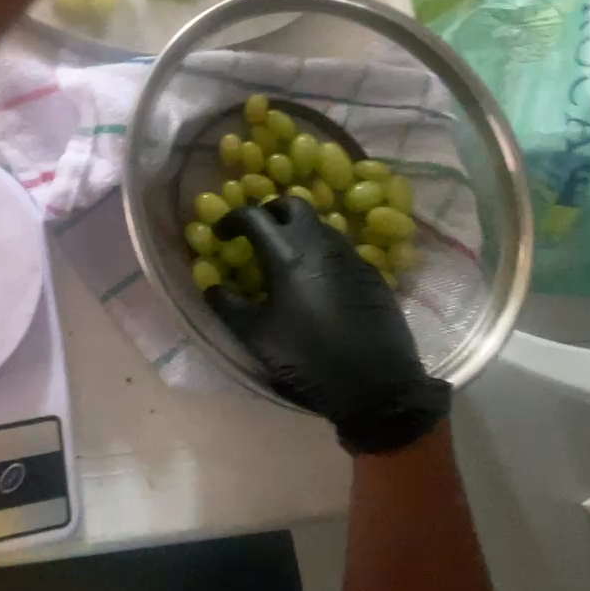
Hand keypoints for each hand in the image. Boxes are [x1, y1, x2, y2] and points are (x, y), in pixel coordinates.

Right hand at [210, 197, 449, 454]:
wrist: (378, 386)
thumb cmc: (309, 360)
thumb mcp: (256, 337)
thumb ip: (228, 305)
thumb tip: (210, 284)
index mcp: (287, 255)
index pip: (253, 215)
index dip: (232, 219)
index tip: (223, 235)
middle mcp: (320, 243)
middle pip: (293, 204)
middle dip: (270, 212)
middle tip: (258, 235)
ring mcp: (350, 255)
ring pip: (319, 224)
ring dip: (298, 231)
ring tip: (286, 260)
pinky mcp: (371, 272)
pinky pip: (340, 248)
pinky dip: (320, 252)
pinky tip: (317, 283)